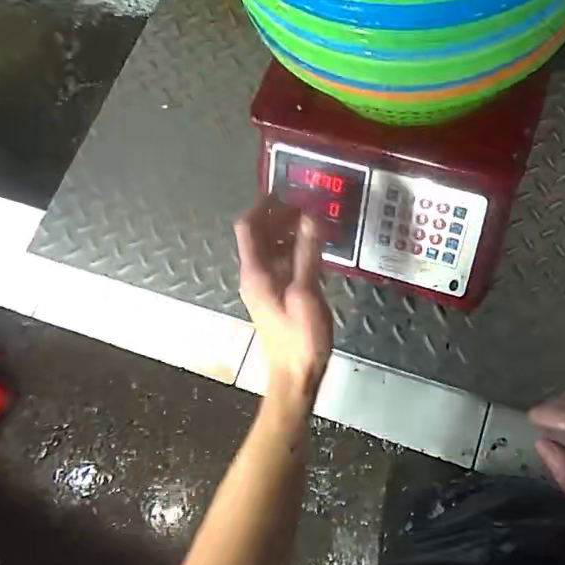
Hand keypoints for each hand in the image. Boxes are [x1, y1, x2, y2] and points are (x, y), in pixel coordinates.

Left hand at [234, 198, 332, 397]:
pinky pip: (281, 263)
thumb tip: (309, 218)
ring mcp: (264, 286)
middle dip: (280, 215)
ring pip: (271, 248)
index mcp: (256, 272)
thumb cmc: (301, 336)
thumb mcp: (307, 293)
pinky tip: (315, 249)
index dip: (265, 205)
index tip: (288, 190)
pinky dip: (294, 249)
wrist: (295, 374)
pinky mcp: (276, 295)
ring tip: (314, 222)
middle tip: (308, 204)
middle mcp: (255, 275)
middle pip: (259, 234)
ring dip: (288, 231)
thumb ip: (307, 254)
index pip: (249, 227)